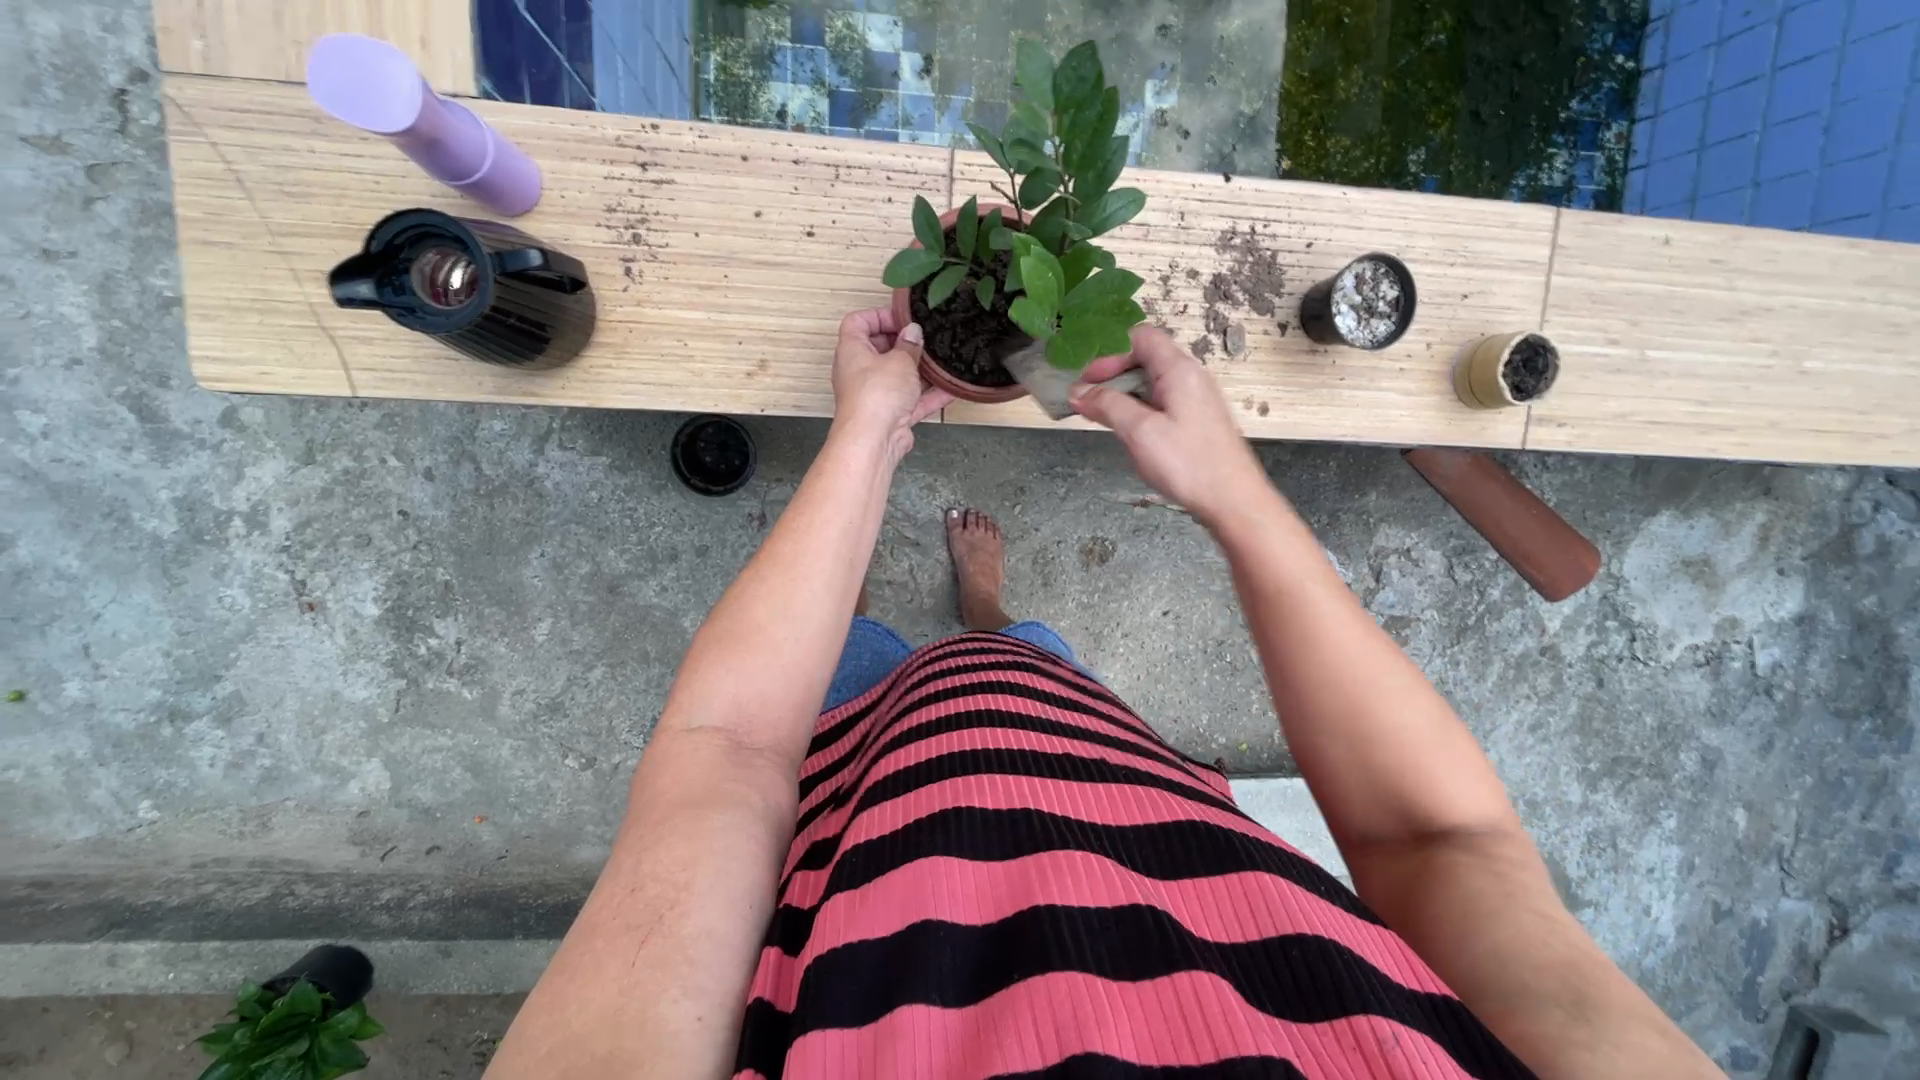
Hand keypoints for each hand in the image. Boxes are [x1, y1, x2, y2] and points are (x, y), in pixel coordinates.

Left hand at [832, 307, 952, 459]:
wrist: (873, 440)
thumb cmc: (875, 397)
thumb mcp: (900, 360)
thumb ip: (909, 344)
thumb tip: (913, 333)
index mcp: (852, 351)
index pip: (858, 323)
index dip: (879, 316)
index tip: (902, 318)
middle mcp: (859, 372)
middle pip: (880, 349)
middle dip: (904, 344)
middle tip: (924, 340)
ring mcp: (874, 394)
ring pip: (898, 377)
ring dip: (919, 371)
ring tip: (939, 362)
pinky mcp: (889, 414)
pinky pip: (911, 400)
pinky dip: (928, 395)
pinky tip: (949, 389)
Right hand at [1069, 325, 1274, 528]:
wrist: (1233, 500)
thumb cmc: (1189, 464)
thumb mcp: (1140, 432)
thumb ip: (1107, 405)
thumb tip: (1079, 392)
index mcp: (1179, 370)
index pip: (1140, 337)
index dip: (1109, 352)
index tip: (1088, 380)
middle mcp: (1190, 376)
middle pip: (1144, 357)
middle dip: (1111, 374)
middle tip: (1087, 399)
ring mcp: (1195, 398)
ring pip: (1151, 381)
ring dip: (1122, 393)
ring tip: (1101, 416)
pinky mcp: (1196, 419)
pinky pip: (1160, 401)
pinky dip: (1137, 408)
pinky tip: (1127, 431)